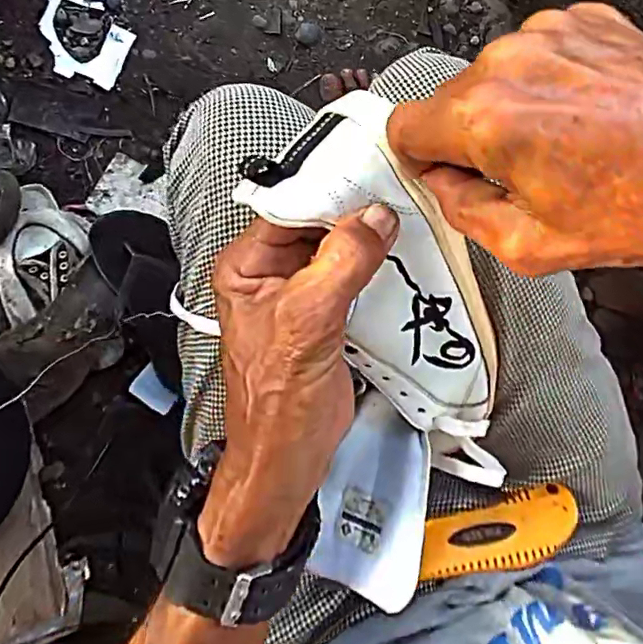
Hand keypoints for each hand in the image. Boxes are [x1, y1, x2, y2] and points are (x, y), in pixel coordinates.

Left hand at [197, 207, 397, 564]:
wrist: (289, 459)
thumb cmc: (273, 408)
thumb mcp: (306, 322)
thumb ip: (341, 264)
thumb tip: (372, 220)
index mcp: (246, 267)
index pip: (288, 208)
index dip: (328, 194)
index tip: (366, 183)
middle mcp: (270, 275)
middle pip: (316, 225)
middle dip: (353, 216)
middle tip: (390, 204)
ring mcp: (300, 294)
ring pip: (337, 249)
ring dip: (367, 242)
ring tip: (396, 228)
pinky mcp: (327, 312)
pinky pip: (353, 275)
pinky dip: (374, 268)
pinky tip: (394, 262)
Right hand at [387, 2, 642, 274]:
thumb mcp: (532, 245)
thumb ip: (461, 211)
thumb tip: (443, 184)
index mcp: (488, 119)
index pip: (403, 126)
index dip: (420, 158)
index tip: (443, 171)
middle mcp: (509, 63)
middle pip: (446, 101)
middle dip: (468, 138)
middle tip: (519, 172)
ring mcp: (549, 34)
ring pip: (490, 78)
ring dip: (509, 110)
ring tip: (564, 144)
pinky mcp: (582, 20)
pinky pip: (533, 56)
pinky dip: (545, 84)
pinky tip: (585, 116)